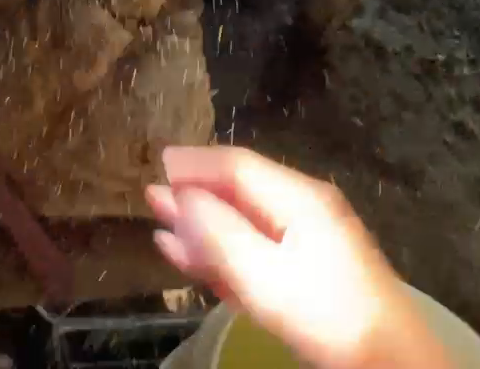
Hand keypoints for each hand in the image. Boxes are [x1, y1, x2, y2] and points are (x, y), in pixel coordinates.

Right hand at [147, 147, 451, 368]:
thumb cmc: (328, 314)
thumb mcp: (264, 271)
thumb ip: (218, 229)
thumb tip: (178, 194)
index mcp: (298, 197)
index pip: (236, 165)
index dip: (194, 163)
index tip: (157, 164)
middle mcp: (303, 210)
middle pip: (238, 192)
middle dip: (194, 196)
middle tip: (151, 197)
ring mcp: (310, 244)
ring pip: (245, 225)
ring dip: (204, 228)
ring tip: (163, 230)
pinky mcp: (311, 277)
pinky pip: (258, 253)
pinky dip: (225, 254)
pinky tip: (194, 259)